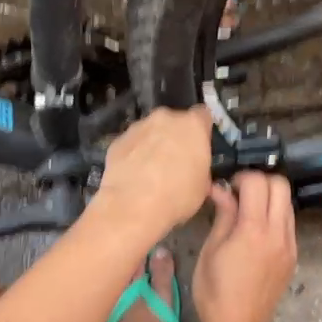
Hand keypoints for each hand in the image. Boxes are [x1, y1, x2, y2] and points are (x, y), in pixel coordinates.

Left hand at [91, 106, 213, 236]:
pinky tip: (133, 174)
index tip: (200, 145)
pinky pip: (132, 144)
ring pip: (151, 131)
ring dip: (153, 144)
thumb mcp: (203, 186)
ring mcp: (138, 127)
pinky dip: (134, 154)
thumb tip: (194, 168)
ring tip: (150, 170)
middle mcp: (165, 118)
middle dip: (175, 136)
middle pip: (174, 121)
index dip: (202, 130)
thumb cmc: (177, 196)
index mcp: (192, 125)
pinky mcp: (118, 140)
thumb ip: (200, 166)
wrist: (133, 206)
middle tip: (175, 161)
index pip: (203, 115)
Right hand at [193, 172, 296, 321]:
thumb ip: (223, 215)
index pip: (258, 182)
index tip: (226, 189)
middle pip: (281, 185)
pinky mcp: (293, 255)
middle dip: (260, 182)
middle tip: (239, 195)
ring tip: (246, 213)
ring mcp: (289, 244)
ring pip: (287, 202)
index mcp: (253, 230)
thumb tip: (221, 189)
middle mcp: (278, 233)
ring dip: (269, 198)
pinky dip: (273, 216)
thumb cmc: (215, 291)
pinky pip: (287, 223)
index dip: (240, 178)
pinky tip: (254, 232)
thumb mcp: (211, 251)